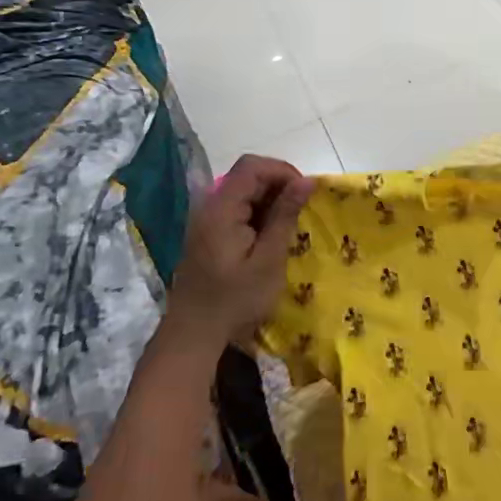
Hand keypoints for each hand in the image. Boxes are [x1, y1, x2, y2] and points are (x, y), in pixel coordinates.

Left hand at [163, 155, 313, 352]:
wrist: (194, 334)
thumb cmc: (235, 299)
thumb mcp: (269, 259)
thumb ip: (285, 215)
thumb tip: (307, 181)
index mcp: (221, 209)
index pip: (252, 167)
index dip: (283, 171)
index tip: (305, 194)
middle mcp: (209, 206)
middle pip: (247, 174)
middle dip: (279, 184)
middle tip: (301, 210)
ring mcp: (206, 219)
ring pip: (243, 190)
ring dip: (270, 199)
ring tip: (290, 224)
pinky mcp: (208, 232)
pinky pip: (237, 208)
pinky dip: (259, 213)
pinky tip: (271, 236)